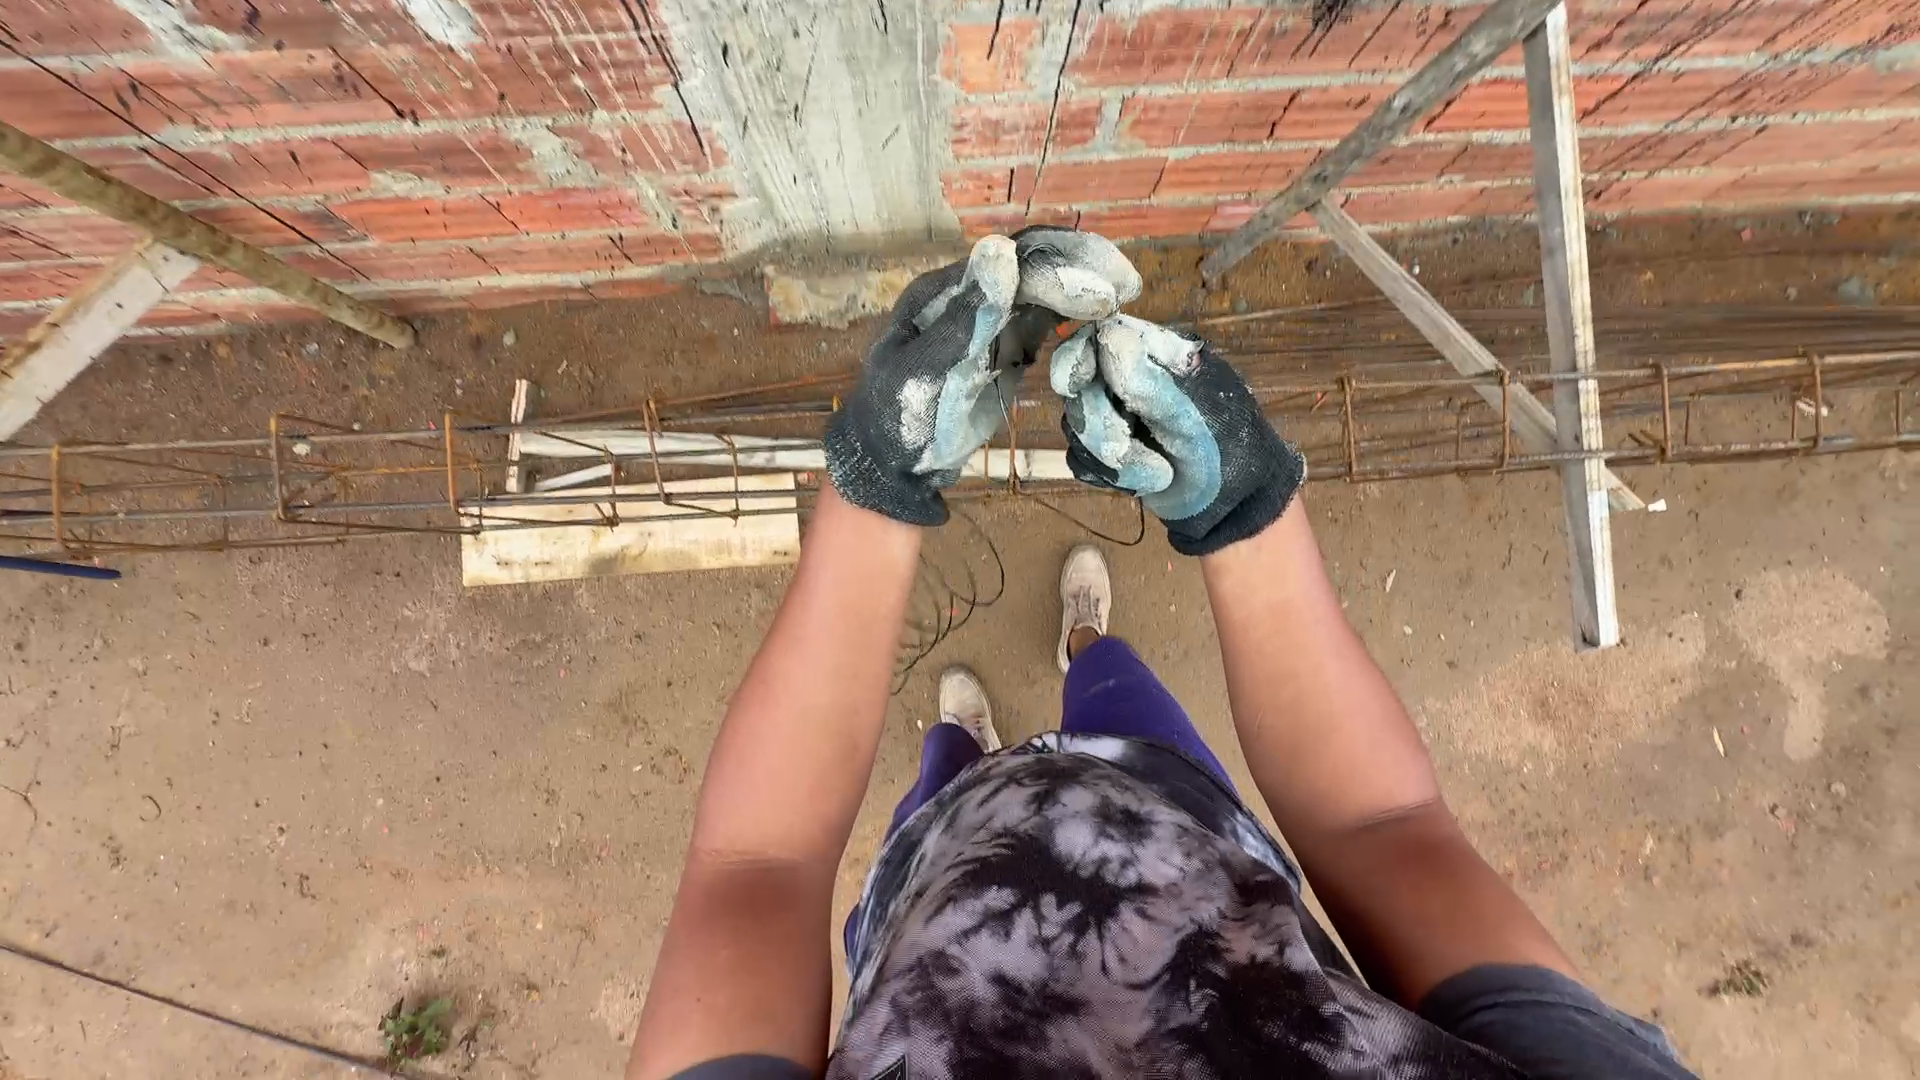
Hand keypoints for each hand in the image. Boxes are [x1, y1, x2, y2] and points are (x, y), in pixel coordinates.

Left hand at [825, 228, 1139, 524]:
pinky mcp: (1006, 349)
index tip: (1105, 290)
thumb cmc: (900, 420)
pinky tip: (1103, 321)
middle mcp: (972, 297)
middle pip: (1033, 267)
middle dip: (1081, 270)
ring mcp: (991, 322)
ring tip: (1125, 294)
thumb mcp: (926, 372)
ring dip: (1083, 289)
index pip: (1010, 261)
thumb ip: (965, 317)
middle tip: (1129, 285)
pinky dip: (1073, 319)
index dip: (1060, 265)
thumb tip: (1001, 247)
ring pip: (1044, 292)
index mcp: (945, 292)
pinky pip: (1044, 323)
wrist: (899, 464)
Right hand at [1050, 315, 1304, 555]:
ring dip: (1112, 458)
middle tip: (1125, 447)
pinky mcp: (1108, 453)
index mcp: (1154, 355)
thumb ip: (1145, 378)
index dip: (1078, 360)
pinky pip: (1080, 460)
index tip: (1074, 383)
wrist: (1234, 505)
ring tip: (1159, 473)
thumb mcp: (1192, 411)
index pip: (1097, 341)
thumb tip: (1107, 335)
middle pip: (1078, 390)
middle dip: (1101, 426)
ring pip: (1076, 428)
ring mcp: (1116, 417)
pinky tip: (1145, 480)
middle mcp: (1128, 381)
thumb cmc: (1228, 448)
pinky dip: (1108, 475)